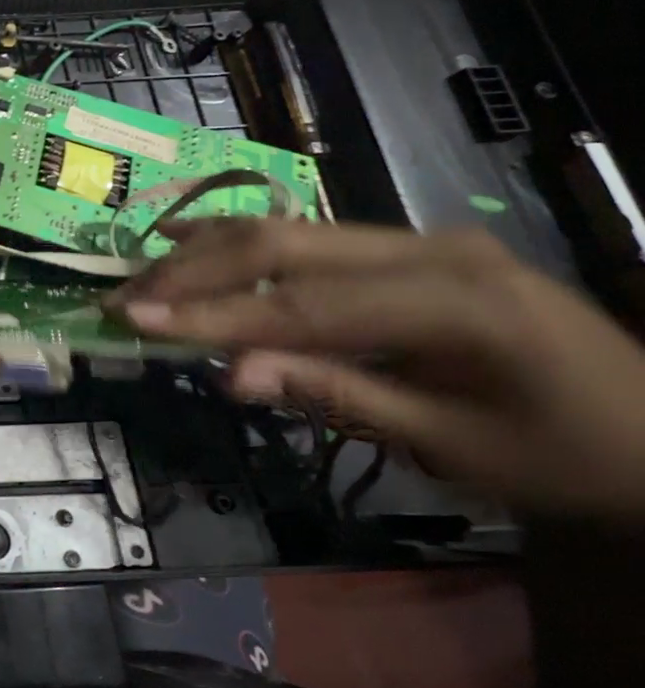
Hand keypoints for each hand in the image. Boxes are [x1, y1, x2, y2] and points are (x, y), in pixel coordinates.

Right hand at [105, 219, 644, 516]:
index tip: (134, 321)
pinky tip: (191, 239)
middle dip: (192, 272)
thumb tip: (229, 374)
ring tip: (141, 279)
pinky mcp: (411, 249)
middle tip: (123, 300)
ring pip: (288, 231)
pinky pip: (311, 238)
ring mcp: (423, 241)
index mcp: (458, 301)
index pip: (303, 304)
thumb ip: (337, 395)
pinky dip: (243, 245)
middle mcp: (434, 249)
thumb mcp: (452, 444)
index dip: (212, 314)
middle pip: (284, 245)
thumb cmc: (564, 456)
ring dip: (206, 254)